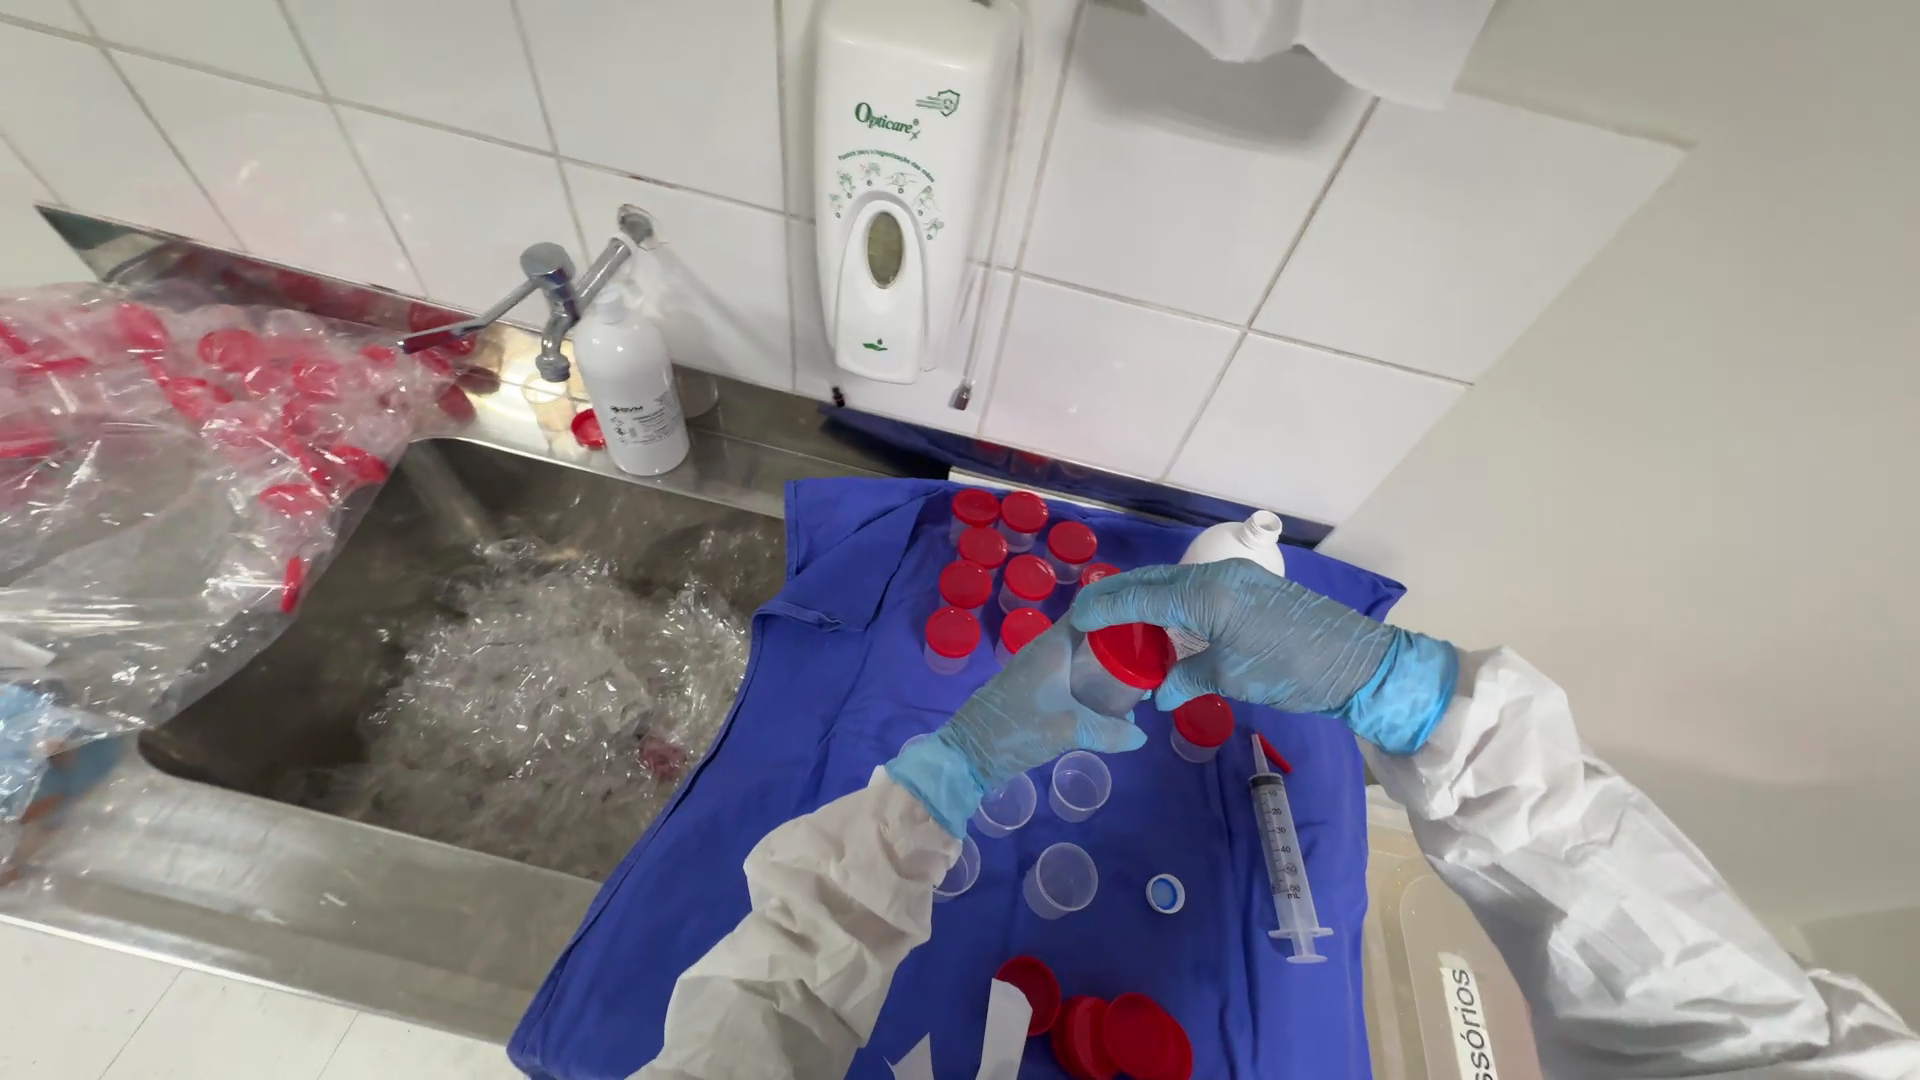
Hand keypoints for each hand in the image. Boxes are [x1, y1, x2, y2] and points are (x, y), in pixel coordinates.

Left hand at [886, 621, 1144, 835]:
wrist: (970, 753)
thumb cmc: (1016, 730)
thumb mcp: (1068, 730)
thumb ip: (1108, 732)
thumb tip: (1142, 736)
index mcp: (1051, 646)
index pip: (1086, 609)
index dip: (1114, 605)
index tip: (1145, 610)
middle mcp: (1045, 650)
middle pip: (1088, 632)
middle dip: (1118, 638)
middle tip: (1153, 648)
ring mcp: (1038, 669)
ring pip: (1079, 655)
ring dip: (1104, 660)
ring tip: (1139, 672)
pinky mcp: (1035, 689)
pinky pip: (1071, 673)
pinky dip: (1091, 678)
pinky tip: (1109, 696)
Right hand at [1070, 561, 1458, 754]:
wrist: (1359, 661)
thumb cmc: (1293, 672)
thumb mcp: (1232, 679)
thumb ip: (1186, 679)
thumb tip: (1159, 693)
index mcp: (1206, 595)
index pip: (1140, 596)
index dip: (1105, 606)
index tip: (1076, 617)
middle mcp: (1214, 575)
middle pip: (1151, 579)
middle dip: (1116, 593)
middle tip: (1087, 610)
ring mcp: (1232, 576)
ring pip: (1171, 579)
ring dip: (1141, 594)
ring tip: (1115, 615)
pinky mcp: (1246, 583)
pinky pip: (1191, 585)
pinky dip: (1166, 597)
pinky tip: (1158, 617)